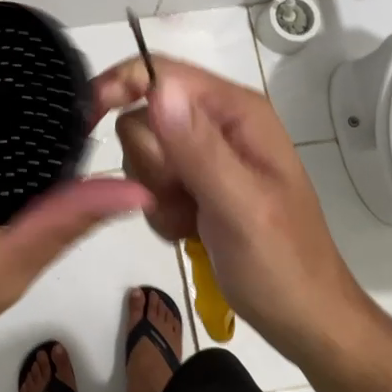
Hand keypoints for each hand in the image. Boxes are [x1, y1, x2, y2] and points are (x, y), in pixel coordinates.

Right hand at [92, 57, 365, 357]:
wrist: (304, 318)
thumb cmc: (281, 264)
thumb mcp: (240, 206)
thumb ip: (198, 147)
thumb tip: (158, 88)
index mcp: (236, 112)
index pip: (162, 73)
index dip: (121, 86)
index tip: (87, 121)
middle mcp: (219, 123)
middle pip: (145, 116)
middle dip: (150, 162)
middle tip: (182, 196)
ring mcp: (207, 155)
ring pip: (143, 152)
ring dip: (155, 192)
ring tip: (192, 221)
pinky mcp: (197, 184)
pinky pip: (150, 183)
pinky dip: (161, 211)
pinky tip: (190, 231)